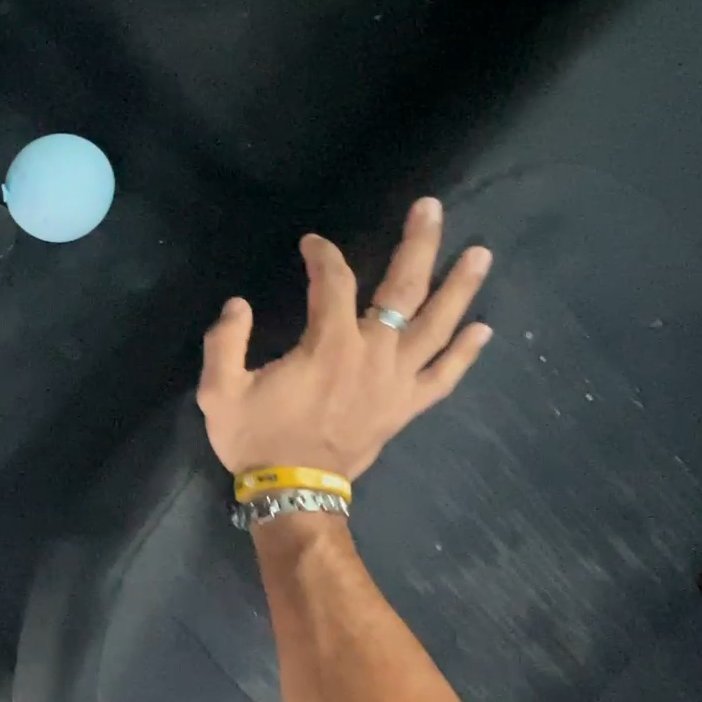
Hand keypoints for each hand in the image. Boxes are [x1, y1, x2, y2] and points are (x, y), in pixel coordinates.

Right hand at [198, 197, 493, 478]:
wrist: (291, 492)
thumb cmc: (255, 440)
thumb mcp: (218, 392)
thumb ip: (224, 343)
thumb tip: (238, 304)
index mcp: (328, 344)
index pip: (332, 282)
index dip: (322, 256)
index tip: (311, 245)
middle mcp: (372, 353)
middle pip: (404, 289)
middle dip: (418, 244)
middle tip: (432, 208)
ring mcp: (395, 381)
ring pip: (437, 326)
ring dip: (459, 287)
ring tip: (480, 254)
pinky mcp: (404, 408)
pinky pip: (443, 377)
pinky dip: (464, 354)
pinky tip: (482, 329)